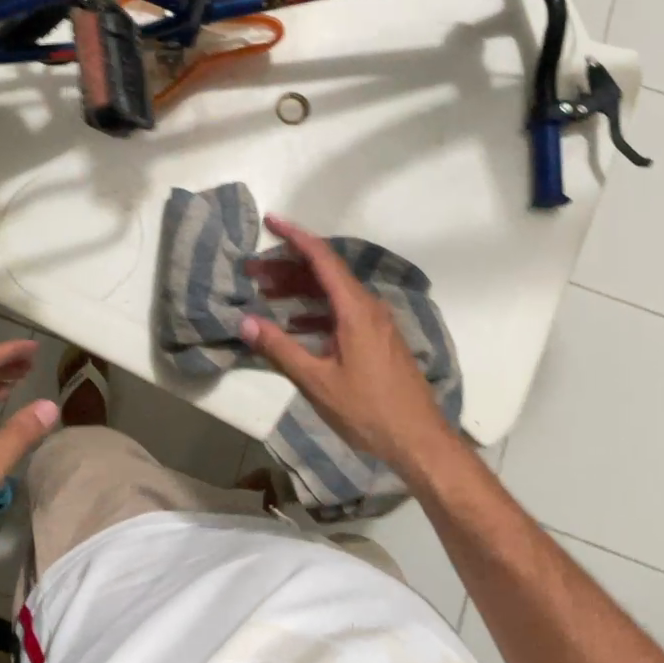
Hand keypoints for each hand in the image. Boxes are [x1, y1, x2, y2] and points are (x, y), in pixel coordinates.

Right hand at [241, 216, 456, 470]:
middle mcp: (369, 307)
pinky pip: (342, 311)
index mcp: (356, 310)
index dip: (295, 236)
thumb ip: (280, 348)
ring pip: (333, 293)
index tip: (270, 222)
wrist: (419, 441)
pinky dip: (315, 309)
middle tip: (253, 270)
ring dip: (300, 289)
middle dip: (288, 266)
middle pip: (326, 273)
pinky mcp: (378, 339)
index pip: (323, 259)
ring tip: (266, 294)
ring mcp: (376, 324)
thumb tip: (244, 321)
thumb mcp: (317, 381)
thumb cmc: (368, 410)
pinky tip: (294, 322)